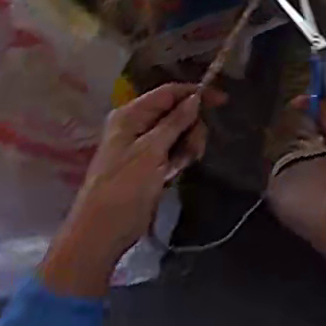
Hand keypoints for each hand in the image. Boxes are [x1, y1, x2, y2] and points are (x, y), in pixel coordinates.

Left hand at [39, 83, 210, 297]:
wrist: (102, 233)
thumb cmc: (124, 188)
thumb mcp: (152, 151)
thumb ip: (175, 122)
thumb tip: (195, 97)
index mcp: (130, 115)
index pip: (169, 92)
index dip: (195, 93)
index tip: (223, 101)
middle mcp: (135, 125)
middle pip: (175, 112)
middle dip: (191, 126)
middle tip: (194, 148)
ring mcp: (141, 146)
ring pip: (177, 133)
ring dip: (187, 145)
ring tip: (183, 164)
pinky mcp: (147, 165)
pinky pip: (171, 151)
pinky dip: (179, 158)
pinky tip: (177, 172)